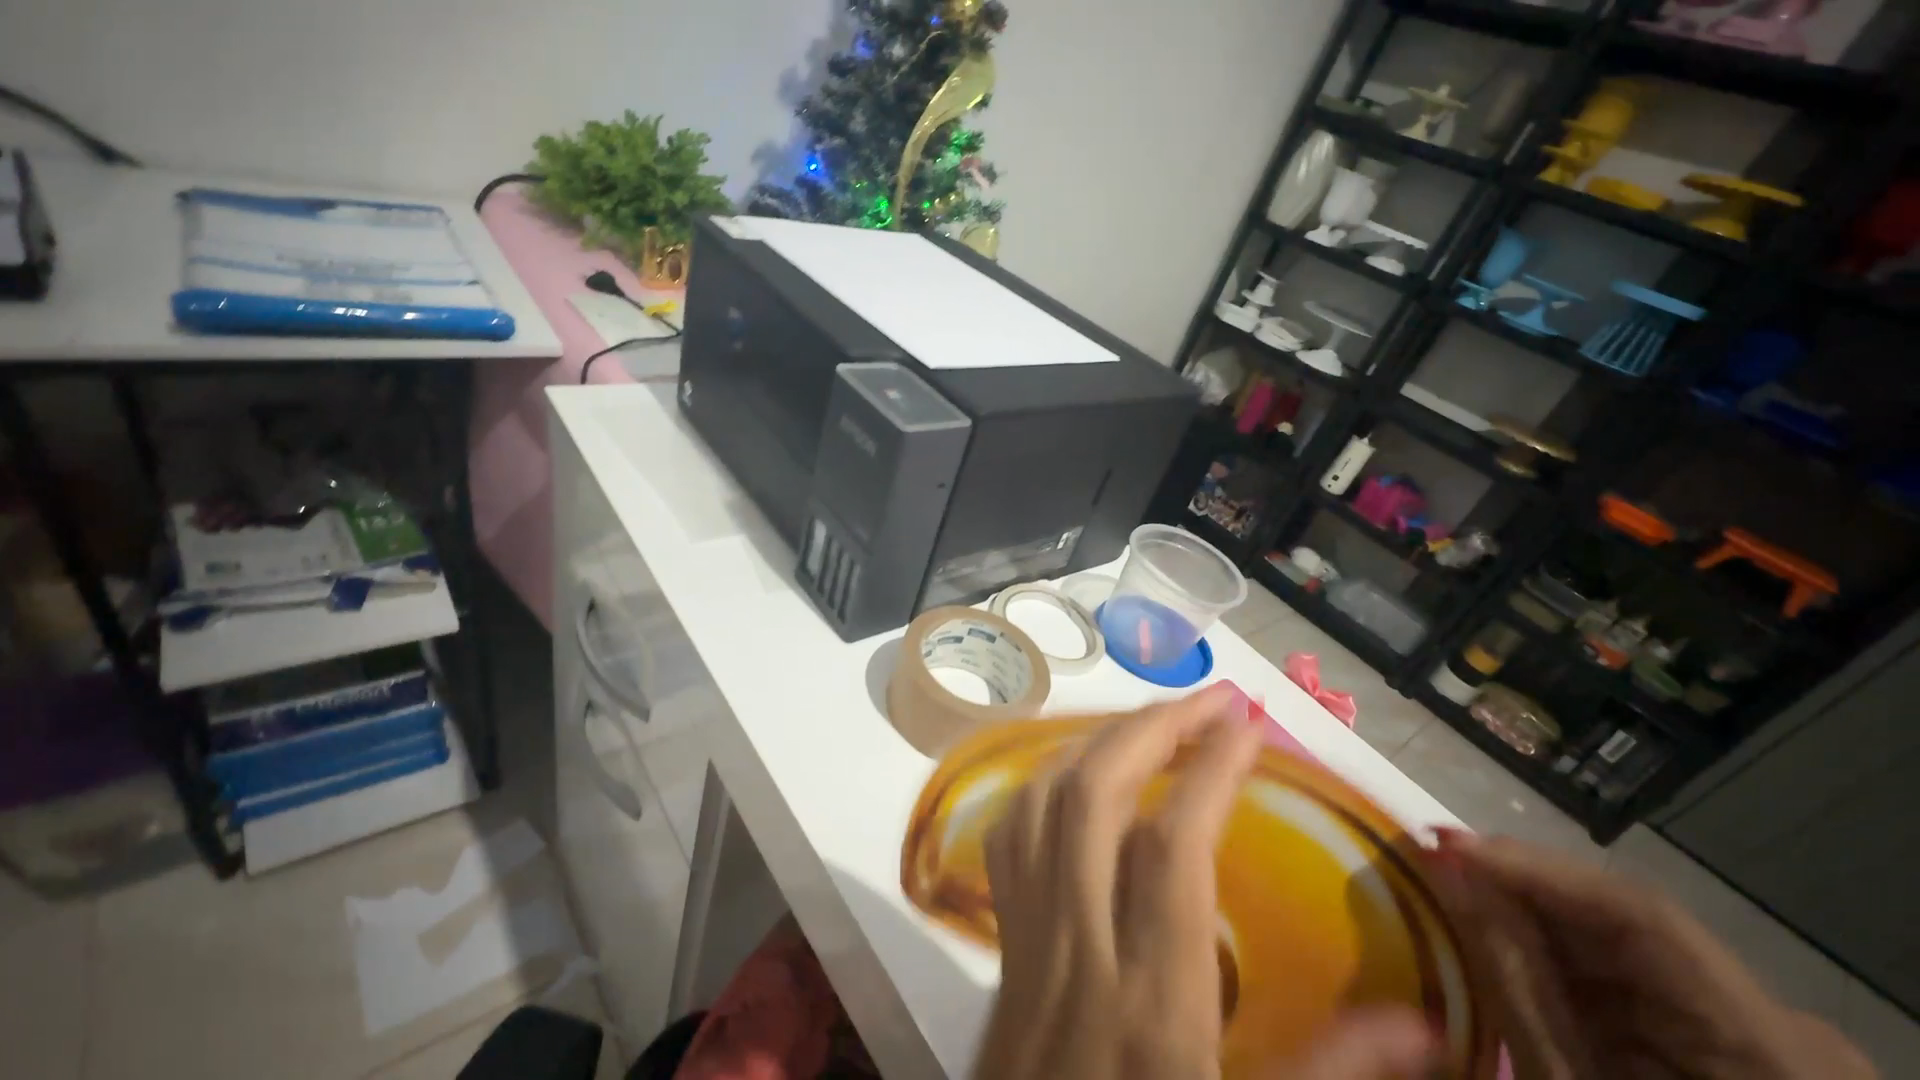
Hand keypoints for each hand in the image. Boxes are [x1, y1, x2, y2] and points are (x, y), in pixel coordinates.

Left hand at [972, 684, 1436, 1079]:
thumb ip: (1332, 1072)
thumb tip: (1426, 1025)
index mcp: (1153, 1002)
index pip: (1172, 850)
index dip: (1212, 772)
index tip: (1251, 725)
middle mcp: (1077, 952)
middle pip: (1091, 801)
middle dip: (1150, 731)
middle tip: (1210, 699)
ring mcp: (1026, 941)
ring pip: (1038, 806)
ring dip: (1094, 744)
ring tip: (1154, 723)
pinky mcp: (999, 944)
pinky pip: (1009, 838)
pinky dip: (1044, 783)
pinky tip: (1082, 773)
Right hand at [1433, 830, 1875, 1079]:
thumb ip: (1517, 985)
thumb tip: (1454, 875)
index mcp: (1774, 1050)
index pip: (1643, 917)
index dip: (1539, 870)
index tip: (1450, 844)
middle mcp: (1780, 1023)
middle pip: (1631, 924)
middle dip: (1526, 888)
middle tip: (1439, 858)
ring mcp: (1752, 1030)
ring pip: (1623, 944)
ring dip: (1534, 916)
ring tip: (1455, 886)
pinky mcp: (1714, 1039)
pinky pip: (1628, 976)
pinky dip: (1559, 957)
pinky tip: (1502, 938)